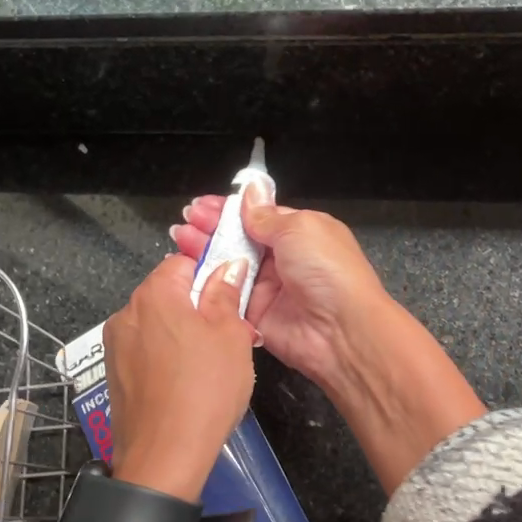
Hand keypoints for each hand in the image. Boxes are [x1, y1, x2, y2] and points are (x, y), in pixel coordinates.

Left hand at [100, 254, 254, 501]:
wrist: (164, 457)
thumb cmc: (205, 390)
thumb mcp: (231, 336)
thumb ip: (226, 294)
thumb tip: (228, 265)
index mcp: (155, 295)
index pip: (184, 262)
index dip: (211, 274)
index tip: (231, 297)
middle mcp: (127, 313)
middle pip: (169, 293)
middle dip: (198, 306)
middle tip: (228, 335)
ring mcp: (116, 345)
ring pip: (158, 324)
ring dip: (183, 333)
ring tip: (210, 364)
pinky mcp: (115, 374)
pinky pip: (146, 351)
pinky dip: (166, 357)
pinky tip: (187, 382)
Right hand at [173, 187, 391, 386]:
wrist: (341, 330)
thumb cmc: (327, 270)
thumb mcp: (300, 229)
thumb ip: (267, 215)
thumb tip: (250, 191)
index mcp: (300, 232)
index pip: (258, 216)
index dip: (229, 210)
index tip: (202, 205)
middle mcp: (283, 258)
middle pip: (239, 239)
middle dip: (211, 228)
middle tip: (186, 220)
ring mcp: (267, 288)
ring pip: (228, 265)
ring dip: (203, 251)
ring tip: (180, 238)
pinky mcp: (253, 315)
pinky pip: (226, 296)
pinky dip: (205, 283)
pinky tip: (184, 269)